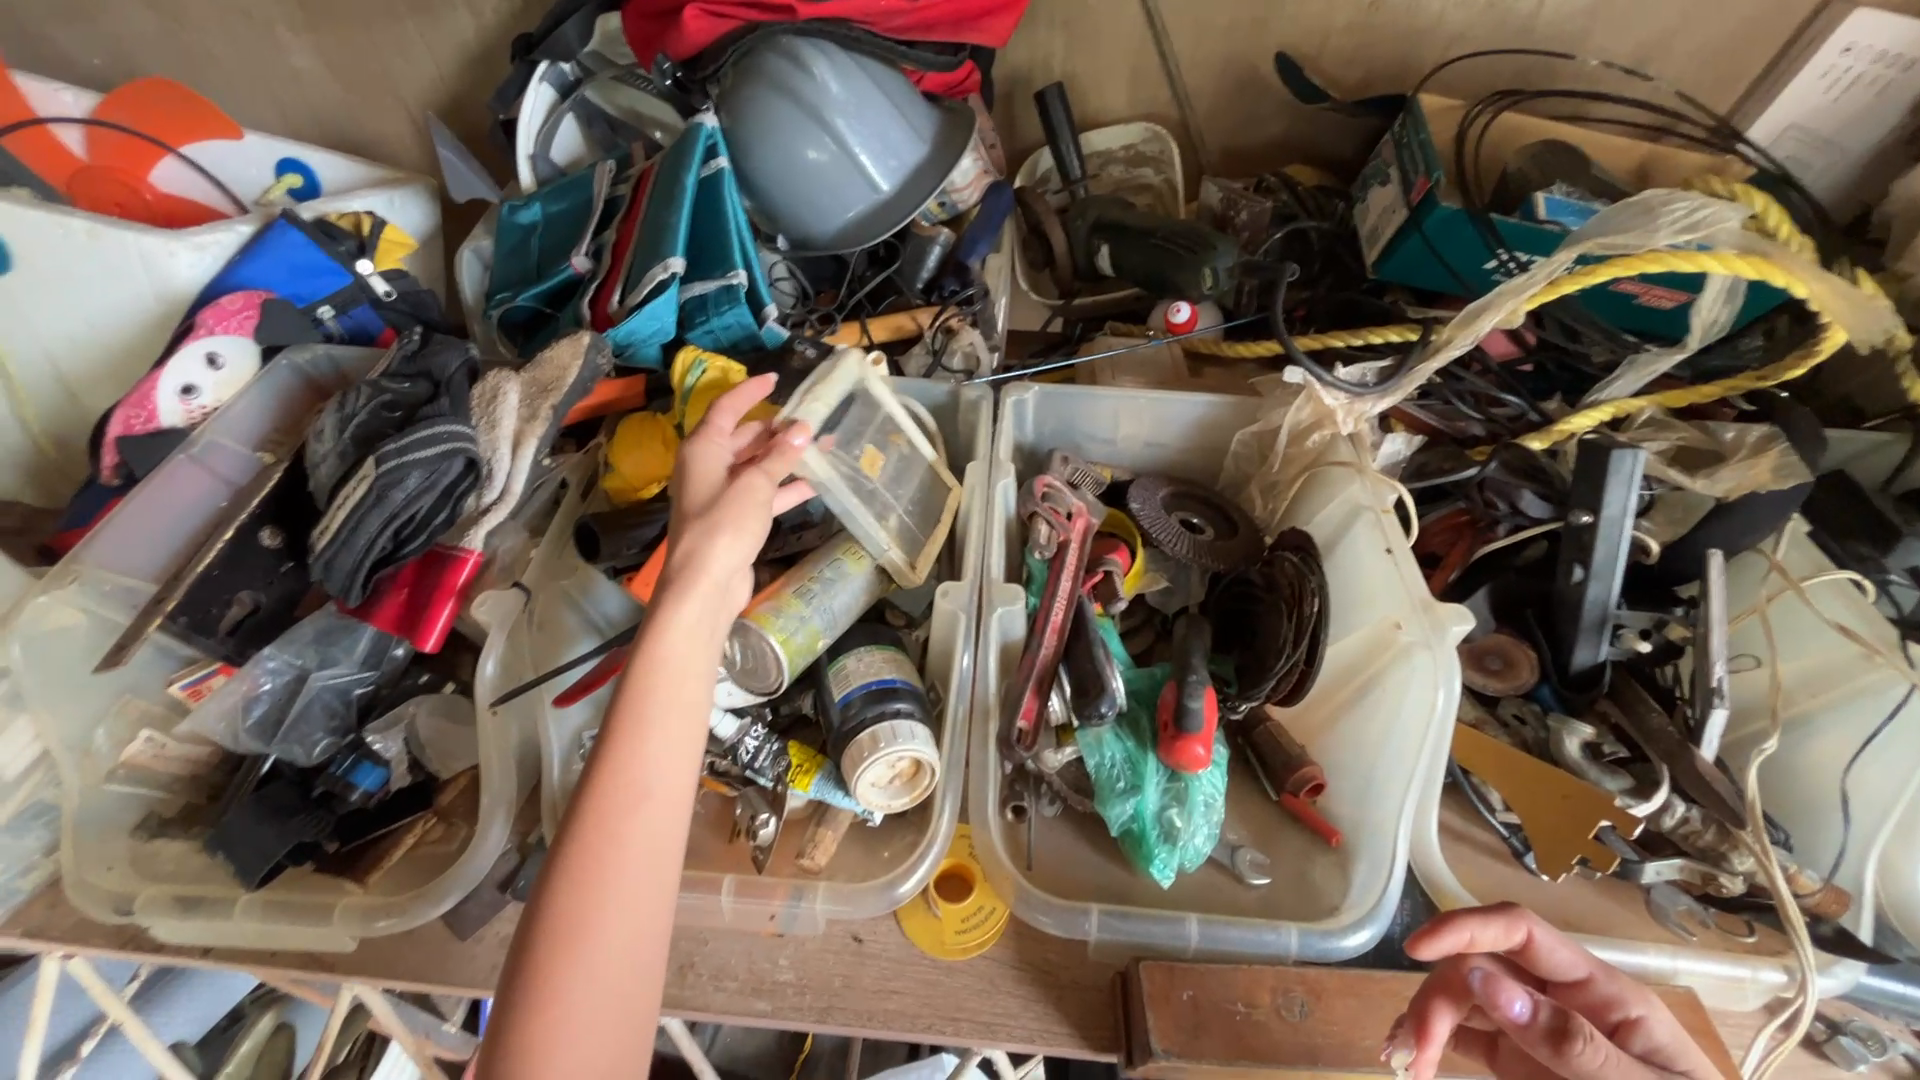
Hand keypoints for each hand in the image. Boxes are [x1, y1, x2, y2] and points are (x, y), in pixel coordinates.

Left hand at [659, 373, 814, 614]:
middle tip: (813, 421)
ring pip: (758, 467)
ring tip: (823, 448)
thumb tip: (803, 429)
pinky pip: (764, 494)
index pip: (728, 408)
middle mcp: (709, 466)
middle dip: (778, 430)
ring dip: (787, 459)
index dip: (751, 392)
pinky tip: (815, 484)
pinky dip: (786, 488)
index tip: (776, 380)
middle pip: (745, 438)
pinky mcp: (736, 519)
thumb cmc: (724, 525)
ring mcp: (722, 494)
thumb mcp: (755, 485)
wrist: (706, 583)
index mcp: (704, 448)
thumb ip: (780, 456)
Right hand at [1389, 903, 1720, 1079]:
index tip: (1415, 948)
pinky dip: (1431, 1039)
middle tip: (1414, 1051)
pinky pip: (1464, 1034)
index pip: (1519, 931)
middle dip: (1437, 1000)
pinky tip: (1410, 1057)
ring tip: (1405, 1062)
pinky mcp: (1518, 1060)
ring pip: (1461, 997)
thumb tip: (1485, 979)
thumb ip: (1572, 1042)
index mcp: (1598, 990)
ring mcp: (1535, 1028)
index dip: (1463, 928)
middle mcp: (1557, 997)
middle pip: (1477, 968)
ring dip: (1425, 1021)